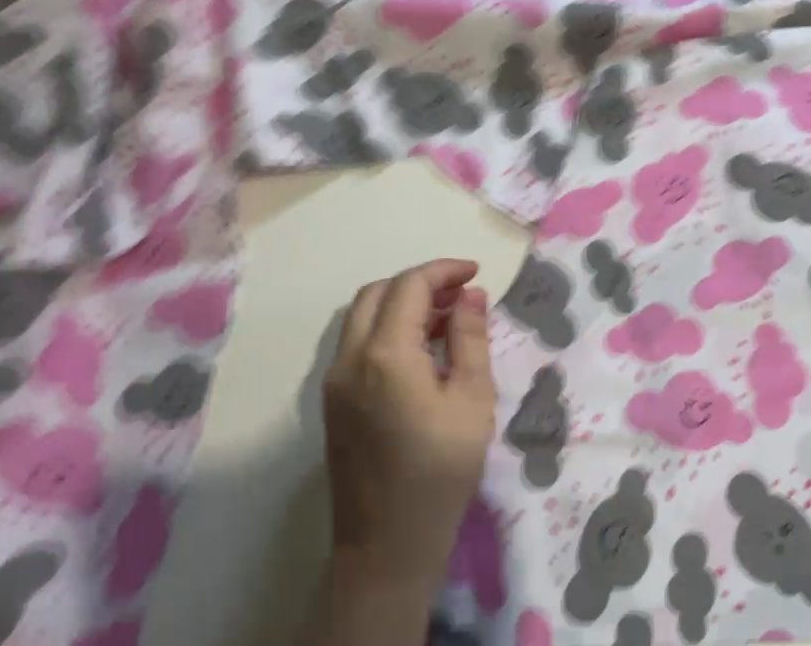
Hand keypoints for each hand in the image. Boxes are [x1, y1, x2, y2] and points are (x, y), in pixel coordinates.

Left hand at [322, 259, 496, 591]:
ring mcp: (334, 383)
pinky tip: (423, 352)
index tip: (477, 274)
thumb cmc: (442, 467)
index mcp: (385, 354)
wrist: (388, 540)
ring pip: (361, 318)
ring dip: (402, 305)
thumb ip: (470, 338)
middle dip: (420, 283)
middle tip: (462, 294)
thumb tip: (469, 295)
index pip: (409, 286)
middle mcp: (349, 360)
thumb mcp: (473, 397)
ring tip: (448, 320)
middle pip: (377, 294)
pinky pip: (357, 346)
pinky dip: (388, 330)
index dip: (444, 270)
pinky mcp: (333, 403)